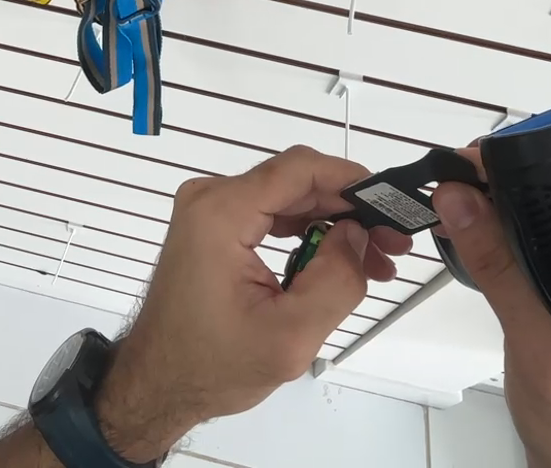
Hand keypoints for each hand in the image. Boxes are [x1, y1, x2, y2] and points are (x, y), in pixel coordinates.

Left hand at [94, 146, 414, 460]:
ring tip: (376, 259)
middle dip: (347, 208)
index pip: (296, 170)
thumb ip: (334, 280)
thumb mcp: (288, 336)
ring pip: (285, 197)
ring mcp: (209, 208)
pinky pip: (268, 214)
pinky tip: (339, 260)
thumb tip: (358, 233)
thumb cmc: (214, 364)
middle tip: (394, 244)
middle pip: (293, 182)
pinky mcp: (213, 224)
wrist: (157, 381)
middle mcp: (212, 196)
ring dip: (331, 222)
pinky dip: (305, 232)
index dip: (348, 179)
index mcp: (221, 212)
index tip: (390, 204)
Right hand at [432, 151, 550, 467]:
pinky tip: (472, 231)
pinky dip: (504, 236)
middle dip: (509, 182)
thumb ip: (502, 272)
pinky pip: (542, 252)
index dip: (536, 163)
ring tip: (453, 195)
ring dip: (501, 207)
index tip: (478, 157)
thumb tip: (456, 196)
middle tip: (453, 175)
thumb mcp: (544, 351)